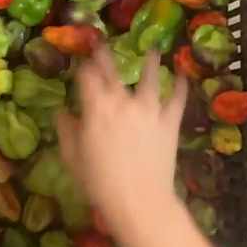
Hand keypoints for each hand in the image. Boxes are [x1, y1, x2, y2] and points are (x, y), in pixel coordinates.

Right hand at [59, 50, 185, 234]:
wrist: (139, 201)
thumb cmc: (100, 182)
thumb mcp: (73, 157)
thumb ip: (67, 131)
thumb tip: (61, 113)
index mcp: (96, 107)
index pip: (87, 77)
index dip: (84, 66)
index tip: (82, 60)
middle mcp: (122, 101)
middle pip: (113, 72)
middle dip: (106, 56)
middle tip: (104, 44)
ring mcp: (149, 109)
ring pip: (150, 78)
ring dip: (151, 62)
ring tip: (154, 49)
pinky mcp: (169, 122)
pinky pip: (177, 100)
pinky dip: (181, 87)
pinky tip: (184, 76)